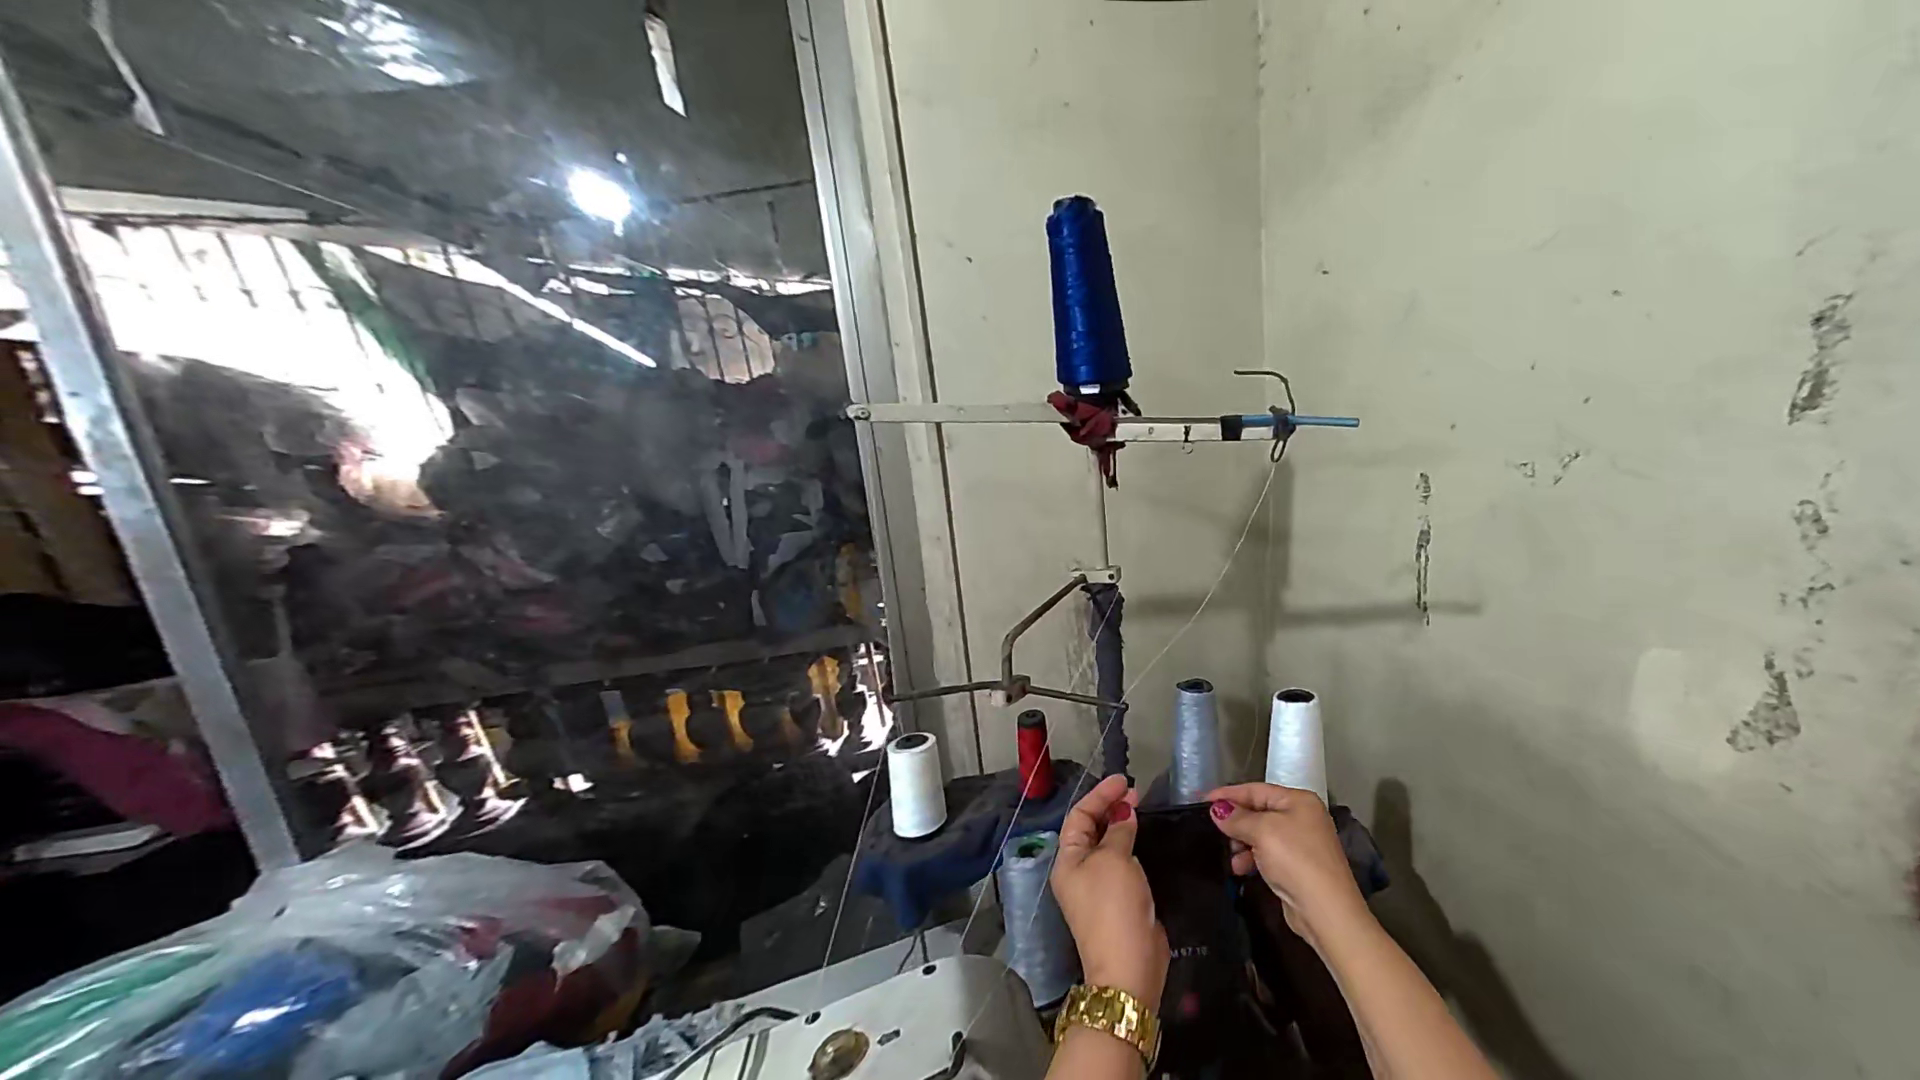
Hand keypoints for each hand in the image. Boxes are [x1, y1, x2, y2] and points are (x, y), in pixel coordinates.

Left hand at [1050, 774, 1168, 1010]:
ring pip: (1108, 844)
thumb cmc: (1113, 906)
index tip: (1124, 782)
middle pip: (1091, 828)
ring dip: (1122, 825)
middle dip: (1111, 808)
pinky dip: (1132, 846)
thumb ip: (1118, 831)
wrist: (1129, 966)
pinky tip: (1147, 838)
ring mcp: (1099, 886)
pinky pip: (1123, 863)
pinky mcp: (1120, 900)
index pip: (1079, 815)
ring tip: (1141, 808)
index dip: (1100, 795)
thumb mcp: (1114, 860)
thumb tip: (1124, 812)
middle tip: (1136, 793)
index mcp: (1067, 859)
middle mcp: (1079, 869)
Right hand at [1205, 782, 1366, 944]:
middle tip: (1214, 830)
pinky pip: (1267, 852)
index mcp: (1298, 801)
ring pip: (1260, 834)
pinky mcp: (1297, 865)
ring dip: (1241, 843)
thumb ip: (1236, 818)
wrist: (1326, 912)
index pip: (1255, 790)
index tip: (1202, 800)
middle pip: (1257, 811)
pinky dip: (1252, 857)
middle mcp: (1302, 817)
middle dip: (1235, 822)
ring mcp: (1301, 842)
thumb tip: (1216, 810)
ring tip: (1230, 856)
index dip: (1227, 794)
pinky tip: (1241, 868)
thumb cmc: (1295, 861)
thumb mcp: (1261, 832)